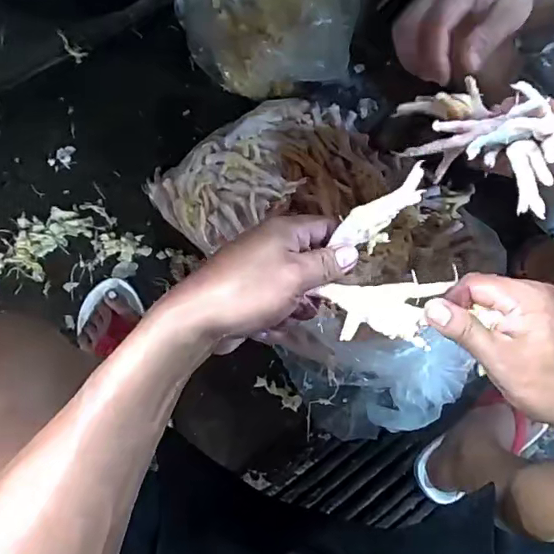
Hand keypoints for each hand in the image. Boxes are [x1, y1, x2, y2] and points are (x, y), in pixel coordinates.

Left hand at [159, 217, 357, 348]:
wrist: (197, 319)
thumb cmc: (251, 291)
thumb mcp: (298, 276)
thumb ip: (328, 264)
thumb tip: (354, 251)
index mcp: (286, 231)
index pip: (327, 227)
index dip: (344, 246)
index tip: (356, 270)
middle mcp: (273, 244)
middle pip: (314, 259)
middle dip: (321, 283)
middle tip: (322, 300)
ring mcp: (260, 269)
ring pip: (298, 285)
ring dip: (301, 304)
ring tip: (291, 315)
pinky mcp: (250, 293)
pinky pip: (278, 301)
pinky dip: (279, 314)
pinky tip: (270, 326)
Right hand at [393, 0, 543, 85]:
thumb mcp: (511, 14)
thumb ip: (487, 38)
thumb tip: (467, 67)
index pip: (436, 23)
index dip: (435, 56)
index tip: (444, 78)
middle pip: (408, 25)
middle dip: (416, 58)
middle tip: (436, 78)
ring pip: (402, 26)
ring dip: (411, 55)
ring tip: (433, 73)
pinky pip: (409, 25)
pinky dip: (414, 48)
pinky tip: (432, 61)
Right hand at [421, 274, 553, 436]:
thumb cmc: (548, 387)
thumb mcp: (498, 360)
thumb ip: (464, 329)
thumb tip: (430, 306)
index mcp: (526, 294)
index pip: (474, 282)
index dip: (452, 301)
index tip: (441, 328)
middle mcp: (541, 290)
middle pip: (490, 290)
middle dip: (469, 313)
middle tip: (462, 345)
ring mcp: (553, 304)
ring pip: (504, 304)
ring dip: (487, 322)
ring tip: (484, 352)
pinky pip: (521, 314)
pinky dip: (506, 328)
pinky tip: (507, 353)